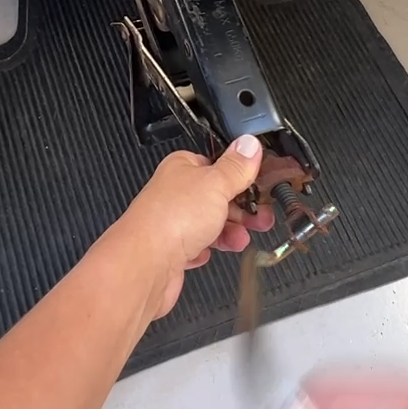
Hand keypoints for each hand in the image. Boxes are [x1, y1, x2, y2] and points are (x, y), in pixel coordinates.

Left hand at [101, 134, 277, 318]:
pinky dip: (211, 248)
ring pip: (210, 222)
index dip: (241, 177)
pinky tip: (214, 250)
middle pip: (217, 196)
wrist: (145, 264)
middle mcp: (175, 192)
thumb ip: (236, 166)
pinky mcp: (172, 250)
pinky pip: (198, 246)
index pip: (217, 164)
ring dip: (230, 230)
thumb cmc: (171, 218)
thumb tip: (249, 144)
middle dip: (242, 209)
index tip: (262, 188)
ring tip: (242, 238)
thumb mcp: (216, 183)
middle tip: (262, 218)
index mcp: (183, 167)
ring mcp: (172, 221)